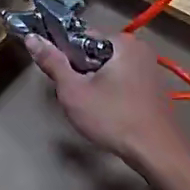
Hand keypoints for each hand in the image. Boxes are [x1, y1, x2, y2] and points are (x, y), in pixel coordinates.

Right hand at [23, 31, 189, 166]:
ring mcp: (150, 68)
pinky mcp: (154, 87)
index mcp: (121, 42)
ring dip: (95, 84)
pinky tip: (108, 113)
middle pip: (94, 54)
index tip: (61, 79)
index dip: (64, 57)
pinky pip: (122, 81)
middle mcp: (139, 48)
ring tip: (91, 108)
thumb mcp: (74, 91)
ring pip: (108, 69)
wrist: (157, 152)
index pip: (80, 38)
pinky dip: (111, 93)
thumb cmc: (113, 118)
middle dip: (81, 72)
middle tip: (76, 97)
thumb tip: (32, 38)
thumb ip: (53, 63)